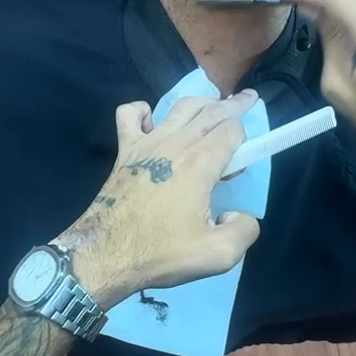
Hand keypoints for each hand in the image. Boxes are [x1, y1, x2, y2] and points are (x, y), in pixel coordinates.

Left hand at [56, 92, 262, 308]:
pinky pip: (130, 115)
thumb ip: (244, 230)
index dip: (244, 139)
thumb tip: (239, 213)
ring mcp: (147, 142)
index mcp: (200, 163)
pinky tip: (153, 123)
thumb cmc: (161, 252)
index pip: (231, 129)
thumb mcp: (218, 254)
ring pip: (179, 106)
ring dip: (200, 102)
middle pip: (211, 110)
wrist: (106, 253)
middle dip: (234, 104)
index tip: (241, 162)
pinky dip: (143, 111)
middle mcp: (175, 143)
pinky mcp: (125, 150)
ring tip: (212, 106)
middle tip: (248, 101)